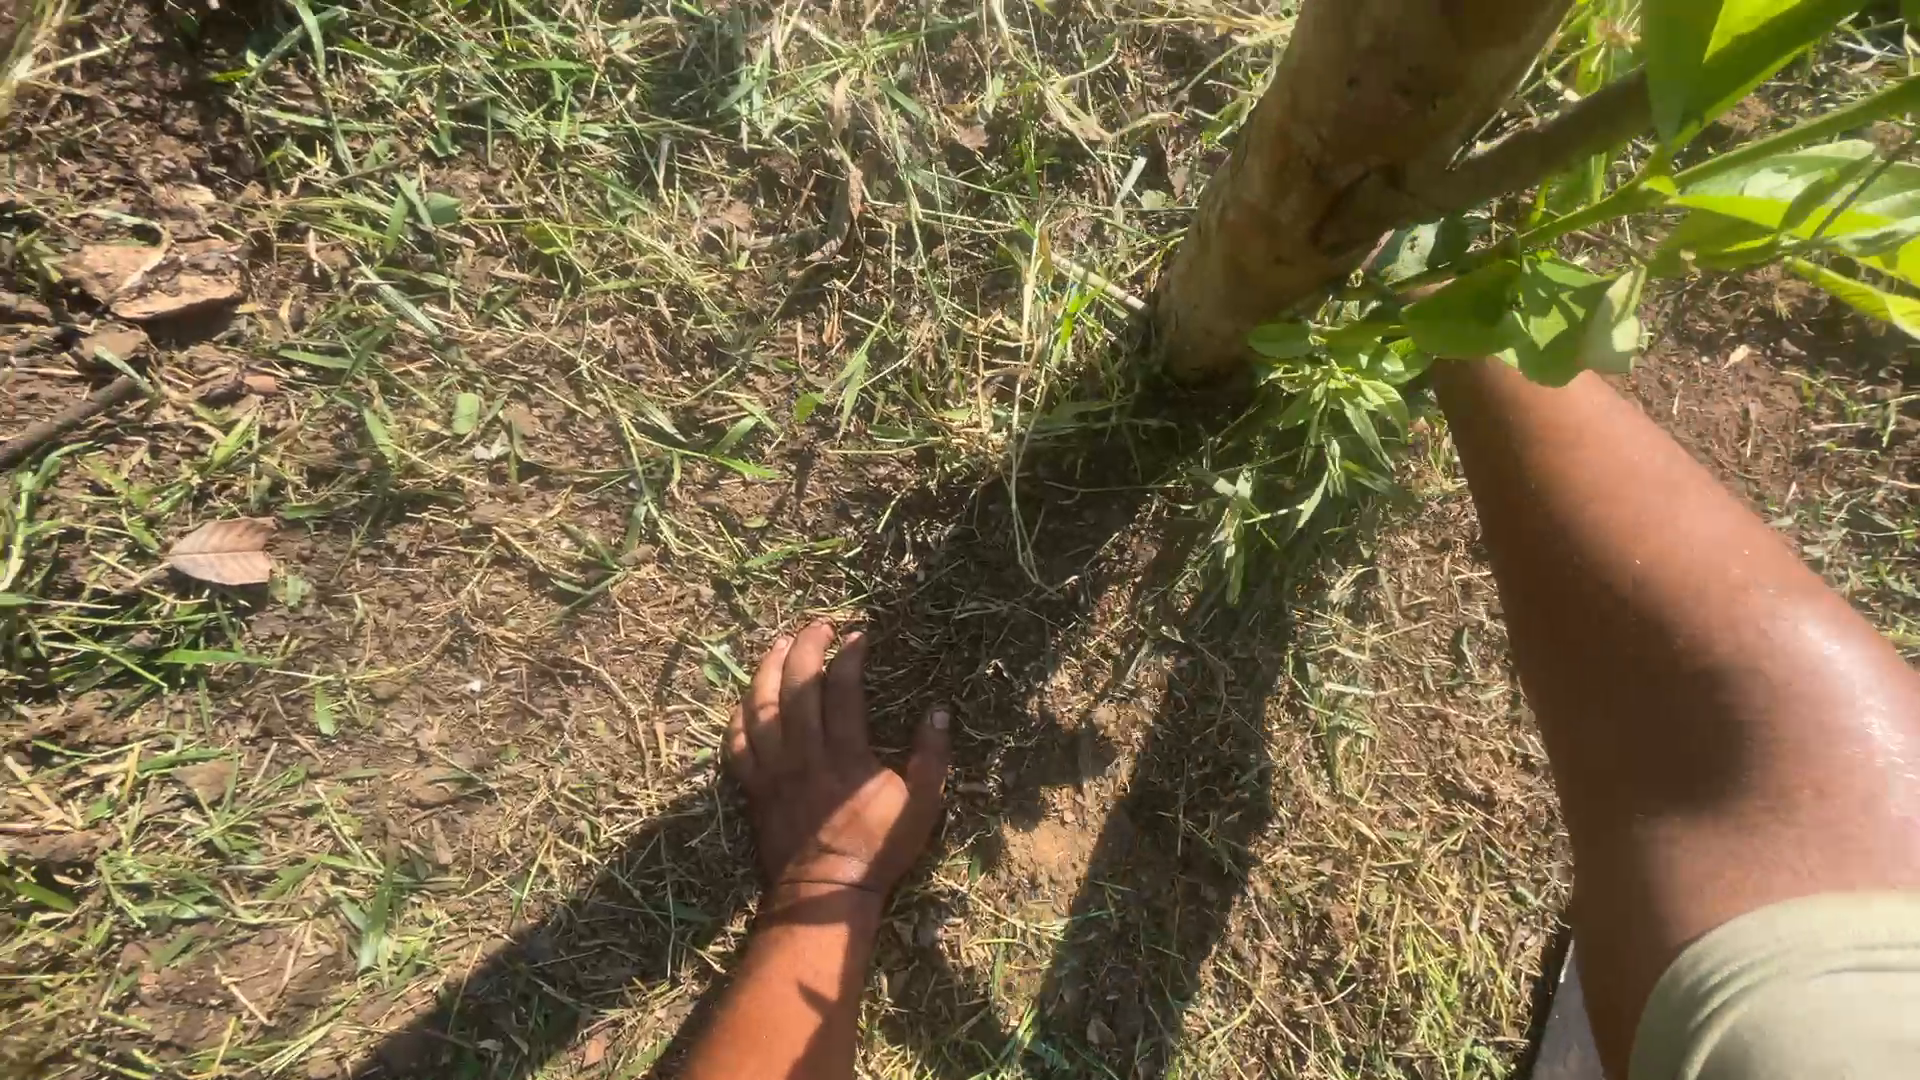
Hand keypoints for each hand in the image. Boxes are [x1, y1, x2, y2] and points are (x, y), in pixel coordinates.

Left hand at [724, 621, 950, 897]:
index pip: (843, 689)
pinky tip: (748, 698)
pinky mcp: (753, 788)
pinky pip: (736, 744)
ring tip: (779, 643)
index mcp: (846, 754)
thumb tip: (939, 710)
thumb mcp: (921, 806)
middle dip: (806, 648)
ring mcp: (773, 770)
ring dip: (768, 669)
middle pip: (797, 687)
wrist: (824, 897)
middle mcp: (805, 754)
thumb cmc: (878, 849)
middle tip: (818, 626)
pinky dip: (739, 716)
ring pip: (761, 708)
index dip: (850, 657)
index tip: (858, 636)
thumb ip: (931, 756)